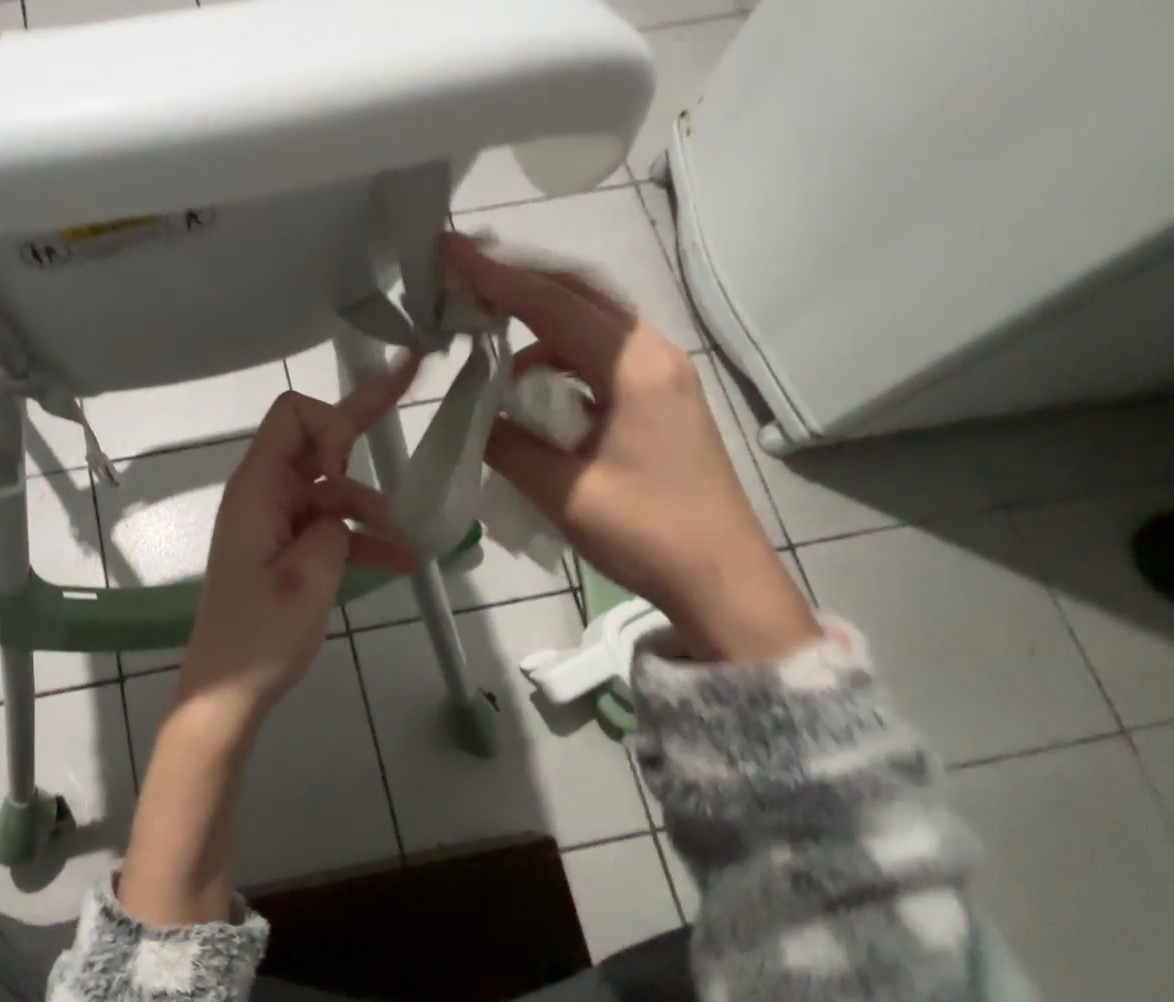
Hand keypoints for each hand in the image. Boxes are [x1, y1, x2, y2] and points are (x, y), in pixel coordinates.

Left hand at [178, 367, 420, 718]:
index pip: (292, 416)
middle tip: (410, 374)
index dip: (332, 426)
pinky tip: (403, 560)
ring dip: (371, 506)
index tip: (348, 472)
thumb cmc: (259, 638)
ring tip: (411, 542)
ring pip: (331, 489)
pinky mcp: (283, 548)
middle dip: (363, 416)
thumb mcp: (308, 579)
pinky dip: (360, 536)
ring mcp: (274, 521)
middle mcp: (262, 495)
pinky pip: (327, 526)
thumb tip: (341, 513)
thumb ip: (333, 528)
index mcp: (256, 491)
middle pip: (315, 439)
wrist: (226, 692)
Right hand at [443, 234, 816, 661]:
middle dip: (521, 279)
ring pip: (591, 323)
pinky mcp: (658, 399)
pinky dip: (557, 356)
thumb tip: (473, 417)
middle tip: (463, 271)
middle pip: (581, 295)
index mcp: (635, 369)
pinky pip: (599, 356)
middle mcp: (653, 356)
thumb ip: (510, 447)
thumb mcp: (566, 494)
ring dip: (537, 320)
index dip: (498, 277)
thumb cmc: (648, 535)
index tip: (451, 250)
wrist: (722, 579)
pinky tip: (527, 384)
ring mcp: (661, 376)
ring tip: (484, 328)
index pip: (555, 305)